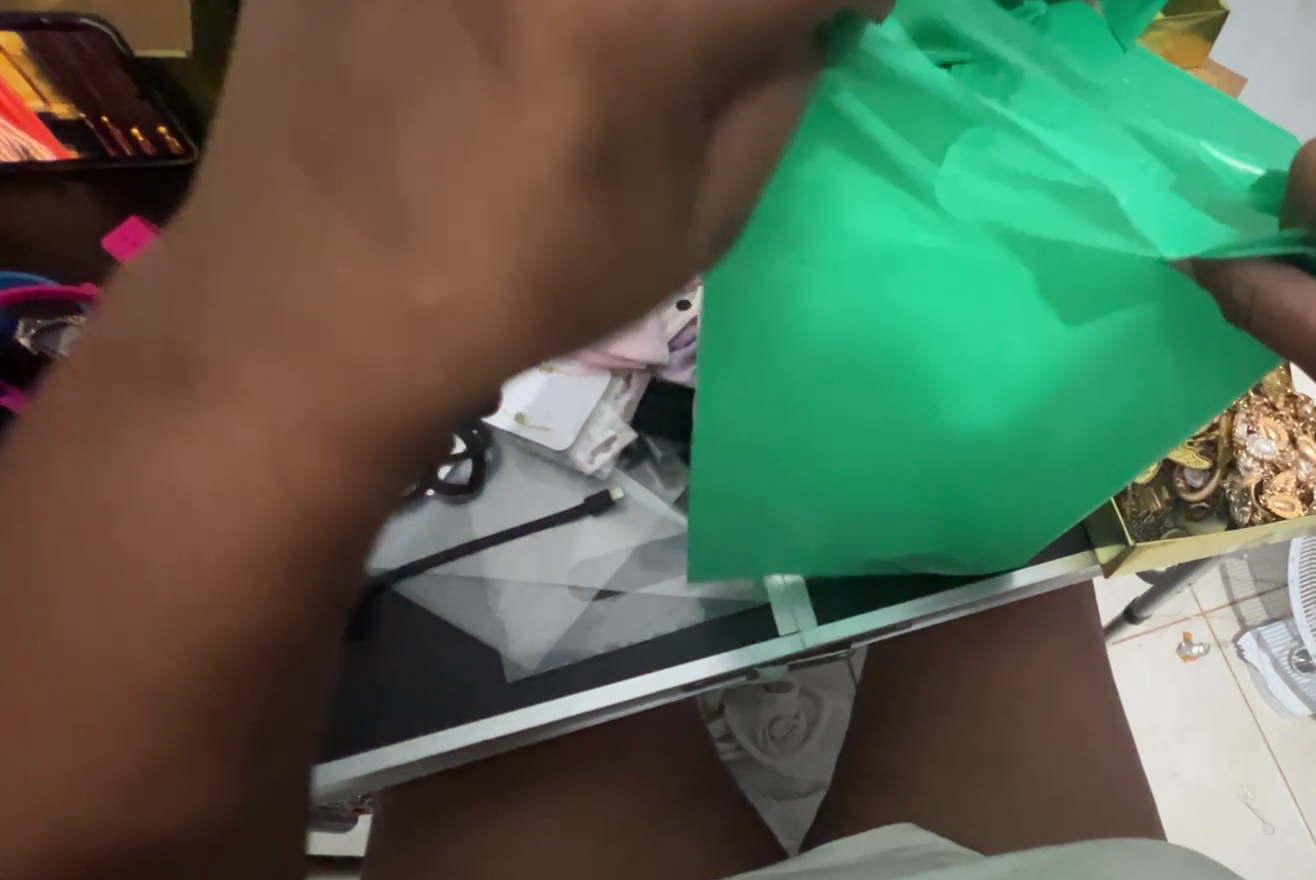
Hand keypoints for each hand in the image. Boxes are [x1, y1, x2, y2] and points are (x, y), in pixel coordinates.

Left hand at [149, 0, 888, 414]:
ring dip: (673, 14)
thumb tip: (814, 22)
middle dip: (759, 5)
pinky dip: (589, 13)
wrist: (331, 287)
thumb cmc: (538, 278)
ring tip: (653, 58)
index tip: (855, 19)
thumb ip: (772, 99)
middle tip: (763, 38)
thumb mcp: (697, 220)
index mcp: (630, 23)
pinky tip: (562, 46)